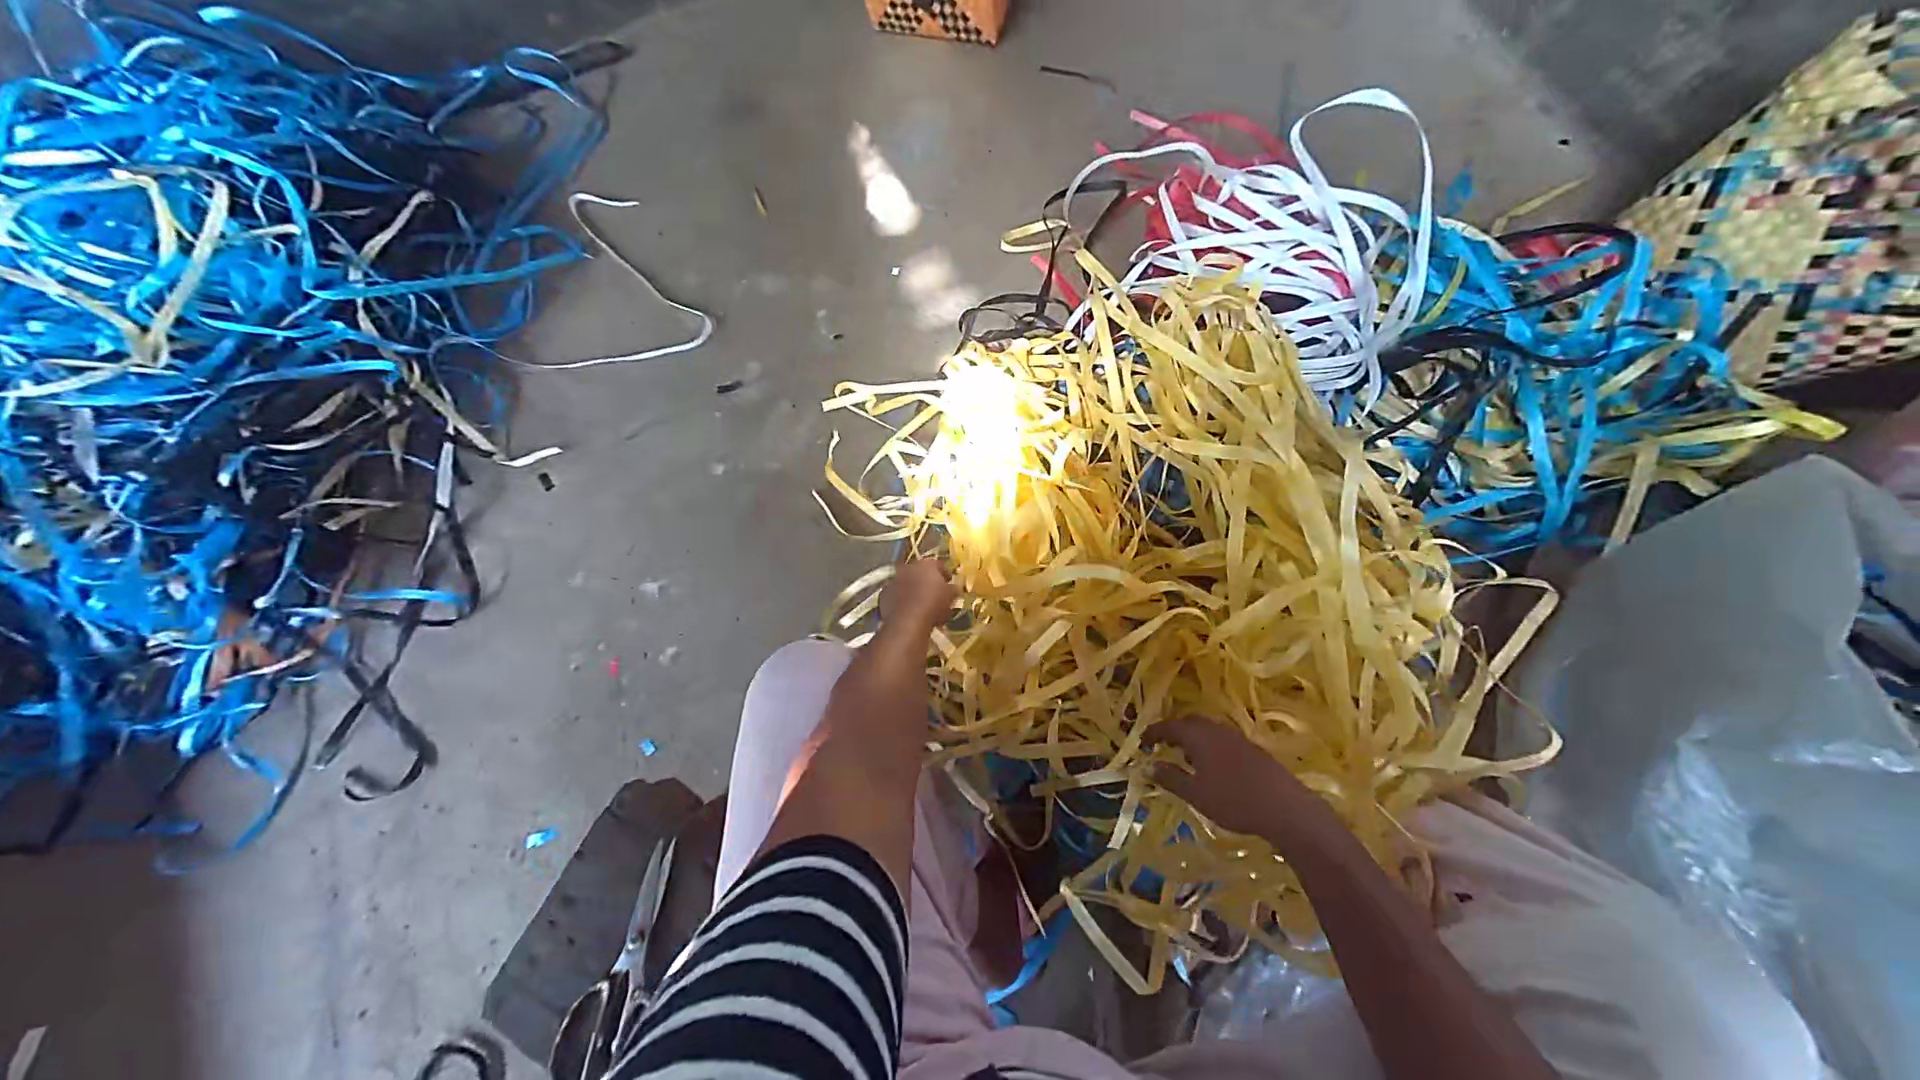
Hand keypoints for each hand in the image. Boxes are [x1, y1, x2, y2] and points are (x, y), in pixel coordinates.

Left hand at [879, 558, 954, 637]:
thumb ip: (953, 589)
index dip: (944, 574)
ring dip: (911, 589)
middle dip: (925, 580)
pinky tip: (906, 611)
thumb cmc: (934, 605)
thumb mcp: (951, 597)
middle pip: (919, 572)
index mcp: (927, 564)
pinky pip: (895, 595)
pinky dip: (900, 600)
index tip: (948, 583)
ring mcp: (893, 580)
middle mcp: (908, 567)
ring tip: (919, 604)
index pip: (938, 565)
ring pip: (905, 582)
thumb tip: (953, 587)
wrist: (907, 621)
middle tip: (933, 593)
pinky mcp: (884, 594)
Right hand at [1151, 716, 1332, 846]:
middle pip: (1190, 722)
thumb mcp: (1195, 794)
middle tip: (1161, 744)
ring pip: (1208, 729)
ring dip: (1192, 737)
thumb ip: (1170, 778)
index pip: (1170, 726)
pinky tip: (1211, 765)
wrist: (1287, 809)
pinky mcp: (1252, 749)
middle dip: (1173, 730)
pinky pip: (1221, 738)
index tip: (1141, 740)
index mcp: (1199, 736)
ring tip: (1184, 756)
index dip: (1154, 732)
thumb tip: (1147, 766)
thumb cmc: (1234, 801)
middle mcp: (1217, 730)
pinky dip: (1208, 744)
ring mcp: (1237, 738)